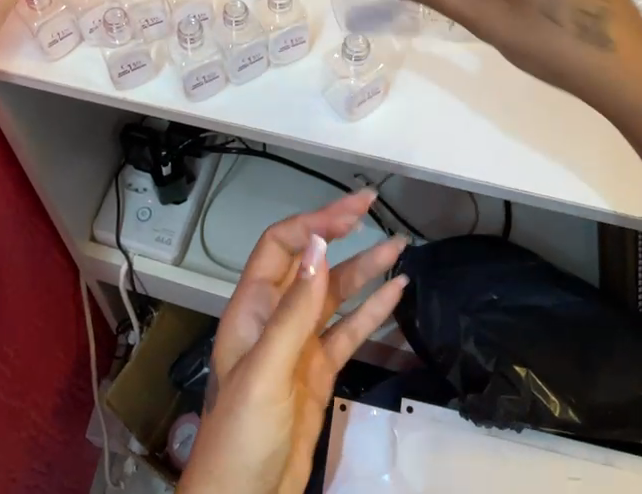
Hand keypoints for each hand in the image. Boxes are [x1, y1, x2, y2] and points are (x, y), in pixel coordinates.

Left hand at [180, 190, 407, 493]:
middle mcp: (275, 317)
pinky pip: (349, 331)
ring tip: (400, 248)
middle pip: (311, 263)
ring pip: (335, 295)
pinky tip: (395, 294)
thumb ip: (294, 308)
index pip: (282, 246)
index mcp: (252, 307)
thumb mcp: (267, 367)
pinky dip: (372, 311)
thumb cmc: (241, 433)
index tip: (353, 210)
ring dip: (365, 270)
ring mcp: (299, 344)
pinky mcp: (319, 370)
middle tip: (374, 208)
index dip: (315, 223)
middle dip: (340, 233)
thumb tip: (316, 246)